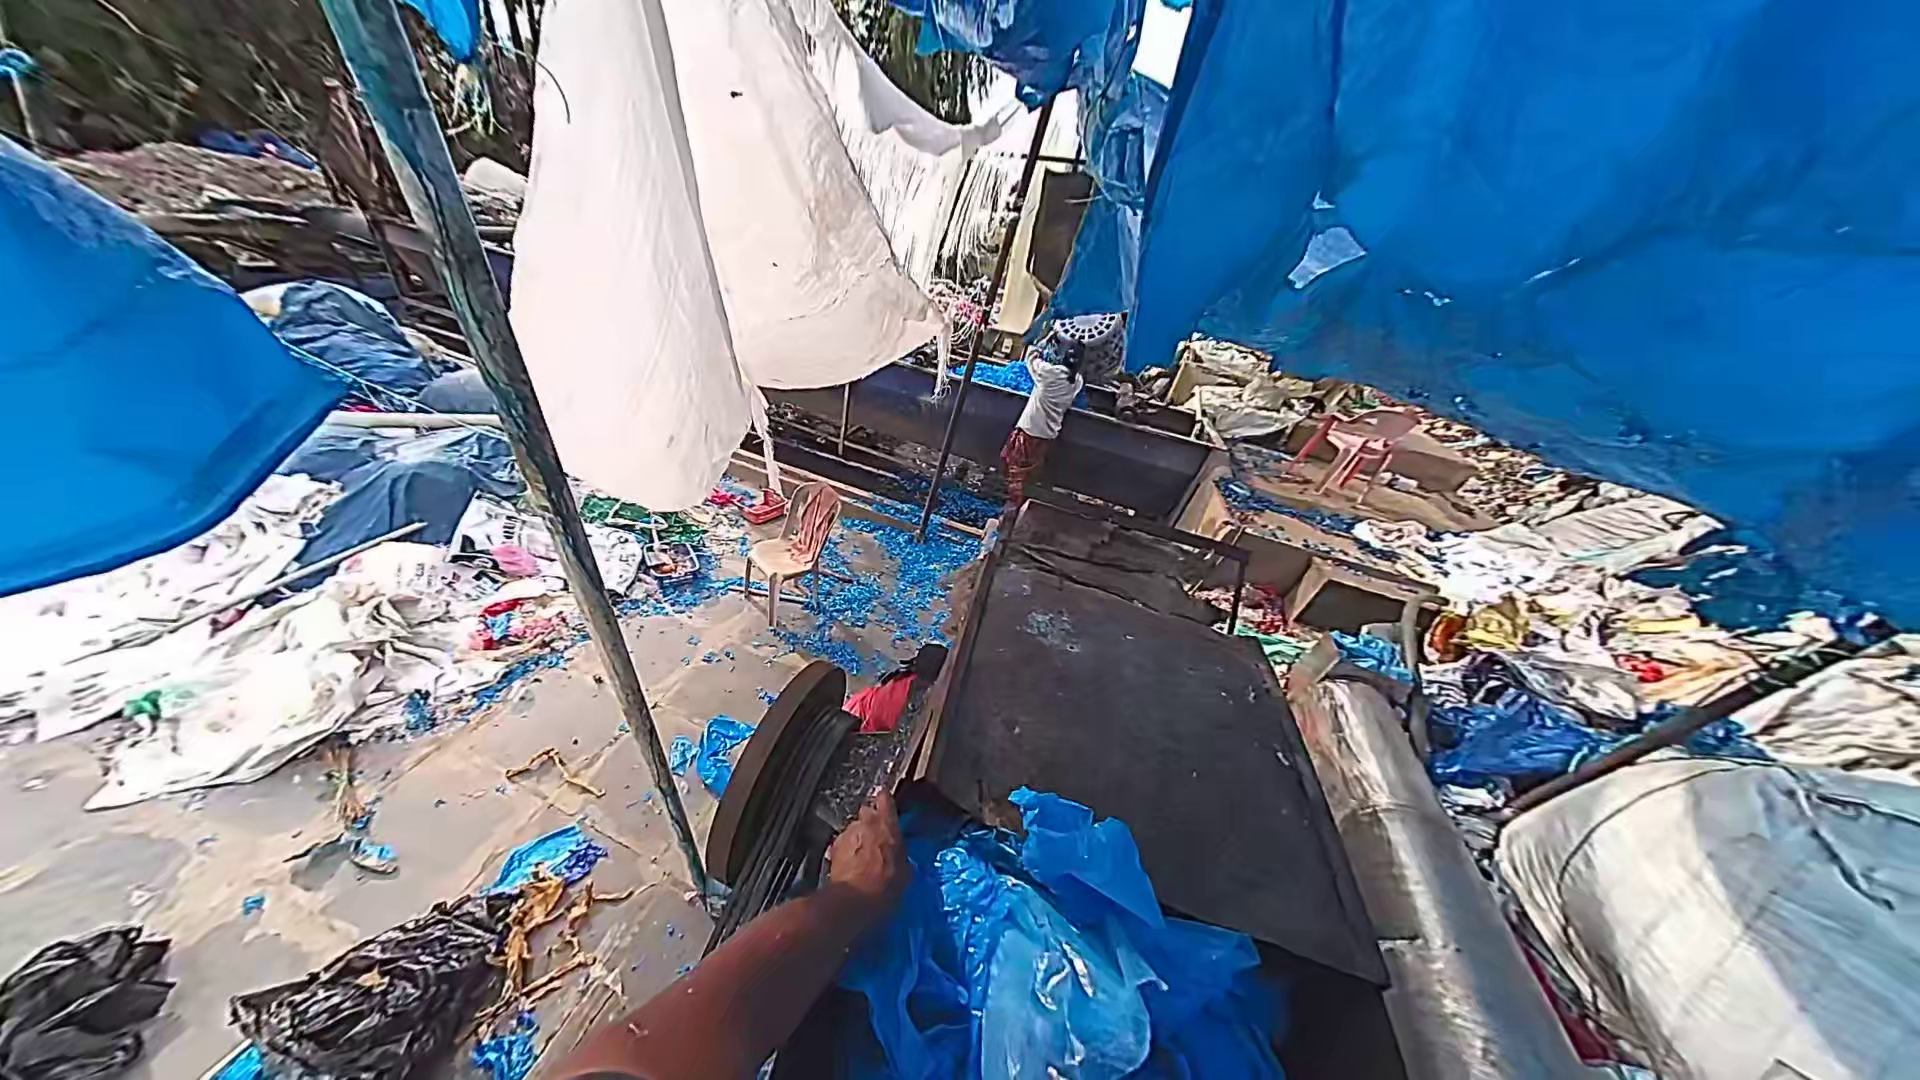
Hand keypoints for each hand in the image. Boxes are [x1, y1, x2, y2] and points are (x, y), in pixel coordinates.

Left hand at [827, 788, 907, 911]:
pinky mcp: (833, 848)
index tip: (887, 806)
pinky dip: (846, 852)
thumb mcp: (905, 871)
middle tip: (876, 841)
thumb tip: (899, 857)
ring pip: (854, 830)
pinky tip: (850, 868)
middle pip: (867, 813)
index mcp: (887, 823)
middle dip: (870, 823)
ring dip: (857, 839)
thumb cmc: (886, 885)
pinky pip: (842, 845)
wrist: (854, 901)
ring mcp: (847, 833)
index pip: (885, 797)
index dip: (885, 801)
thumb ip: (901, 854)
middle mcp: (865, 822)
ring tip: (861, 859)